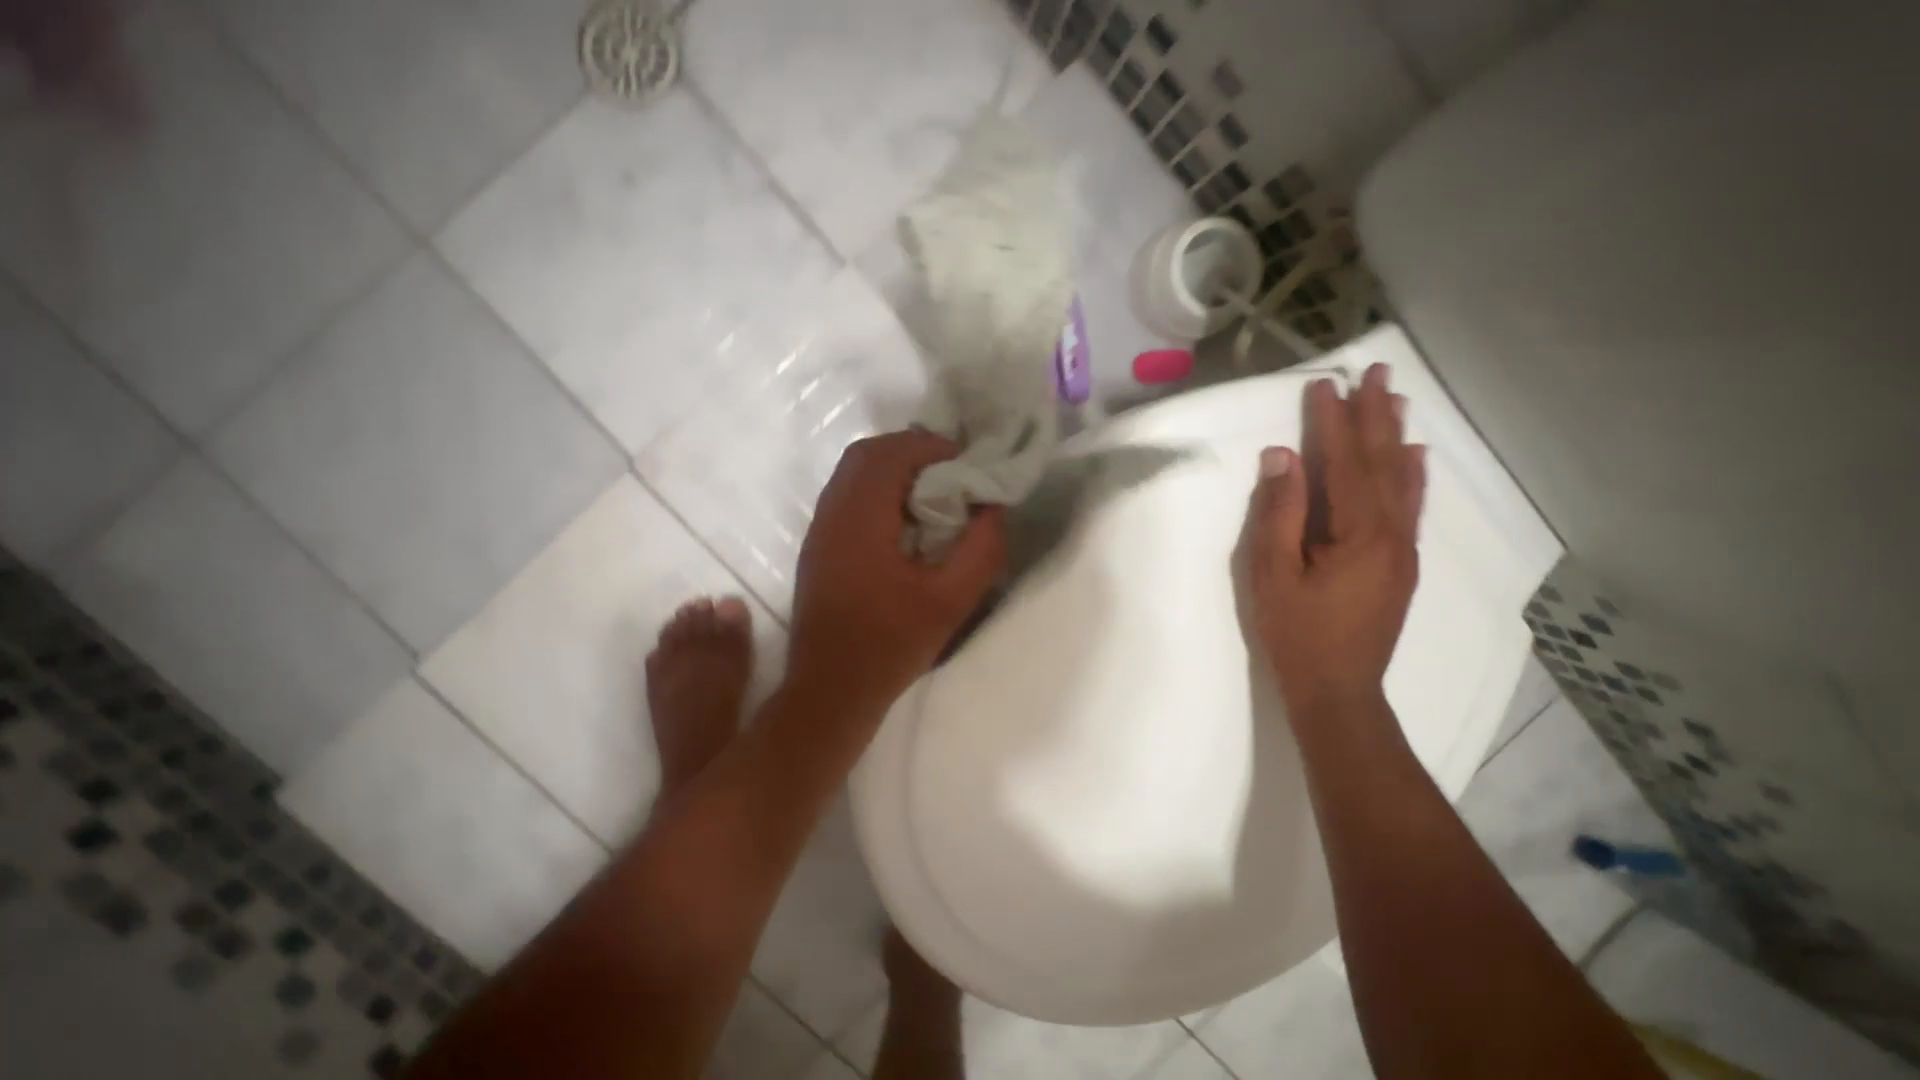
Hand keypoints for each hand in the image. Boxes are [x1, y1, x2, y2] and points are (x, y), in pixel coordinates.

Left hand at [786, 431, 1006, 713]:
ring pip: (852, 474)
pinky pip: (846, 497)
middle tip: (952, 473)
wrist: (831, 689)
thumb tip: (992, 506)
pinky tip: (905, 523)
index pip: (892, 453)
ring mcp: (819, 530)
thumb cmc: (890, 645)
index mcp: (860, 517)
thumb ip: (981, 548)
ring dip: (893, 470)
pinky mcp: (817, 548)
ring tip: (934, 494)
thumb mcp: (951, 601)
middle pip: (867, 454)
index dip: (933, 448)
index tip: (968, 465)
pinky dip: (877, 491)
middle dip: (912, 451)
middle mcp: (831, 513)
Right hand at [1248, 364, 1426, 712]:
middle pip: (1382, 462)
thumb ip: (1279, 512)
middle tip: (1377, 370)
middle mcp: (1393, 532)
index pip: (1345, 463)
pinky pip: (1412, 505)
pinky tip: (1415, 456)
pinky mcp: (1402, 564)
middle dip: (1375, 414)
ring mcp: (1403, 549)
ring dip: (1396, 435)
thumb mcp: (1273, 574)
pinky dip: (1413, 474)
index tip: (1323, 383)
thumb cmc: (1297, 634)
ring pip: (1402, 480)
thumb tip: (1283, 455)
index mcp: (1360, 532)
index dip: (1332, 422)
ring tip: (1397, 397)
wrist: (1339, 691)